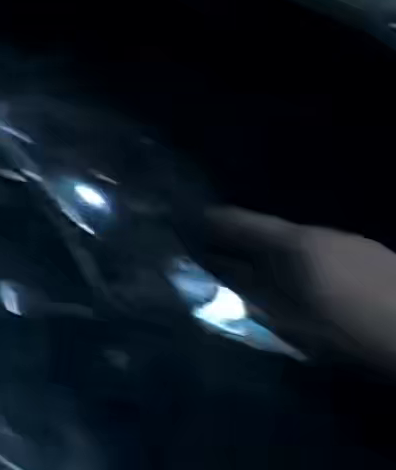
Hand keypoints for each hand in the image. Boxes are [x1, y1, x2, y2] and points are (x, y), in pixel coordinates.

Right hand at [209, 208, 395, 376]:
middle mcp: (320, 231)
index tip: (173, 234)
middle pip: (261, 229)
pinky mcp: (385, 263)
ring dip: (275, 258)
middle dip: (237, 244)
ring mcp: (359, 246)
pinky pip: (328, 257)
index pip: (224, 216)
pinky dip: (308, 268)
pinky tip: (314, 289)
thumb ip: (236, 283)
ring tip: (266, 280)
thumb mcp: (285, 315)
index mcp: (290, 238)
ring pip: (295, 244)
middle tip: (216, 262)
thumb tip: (194, 261)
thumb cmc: (354, 331)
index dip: (195, 222)